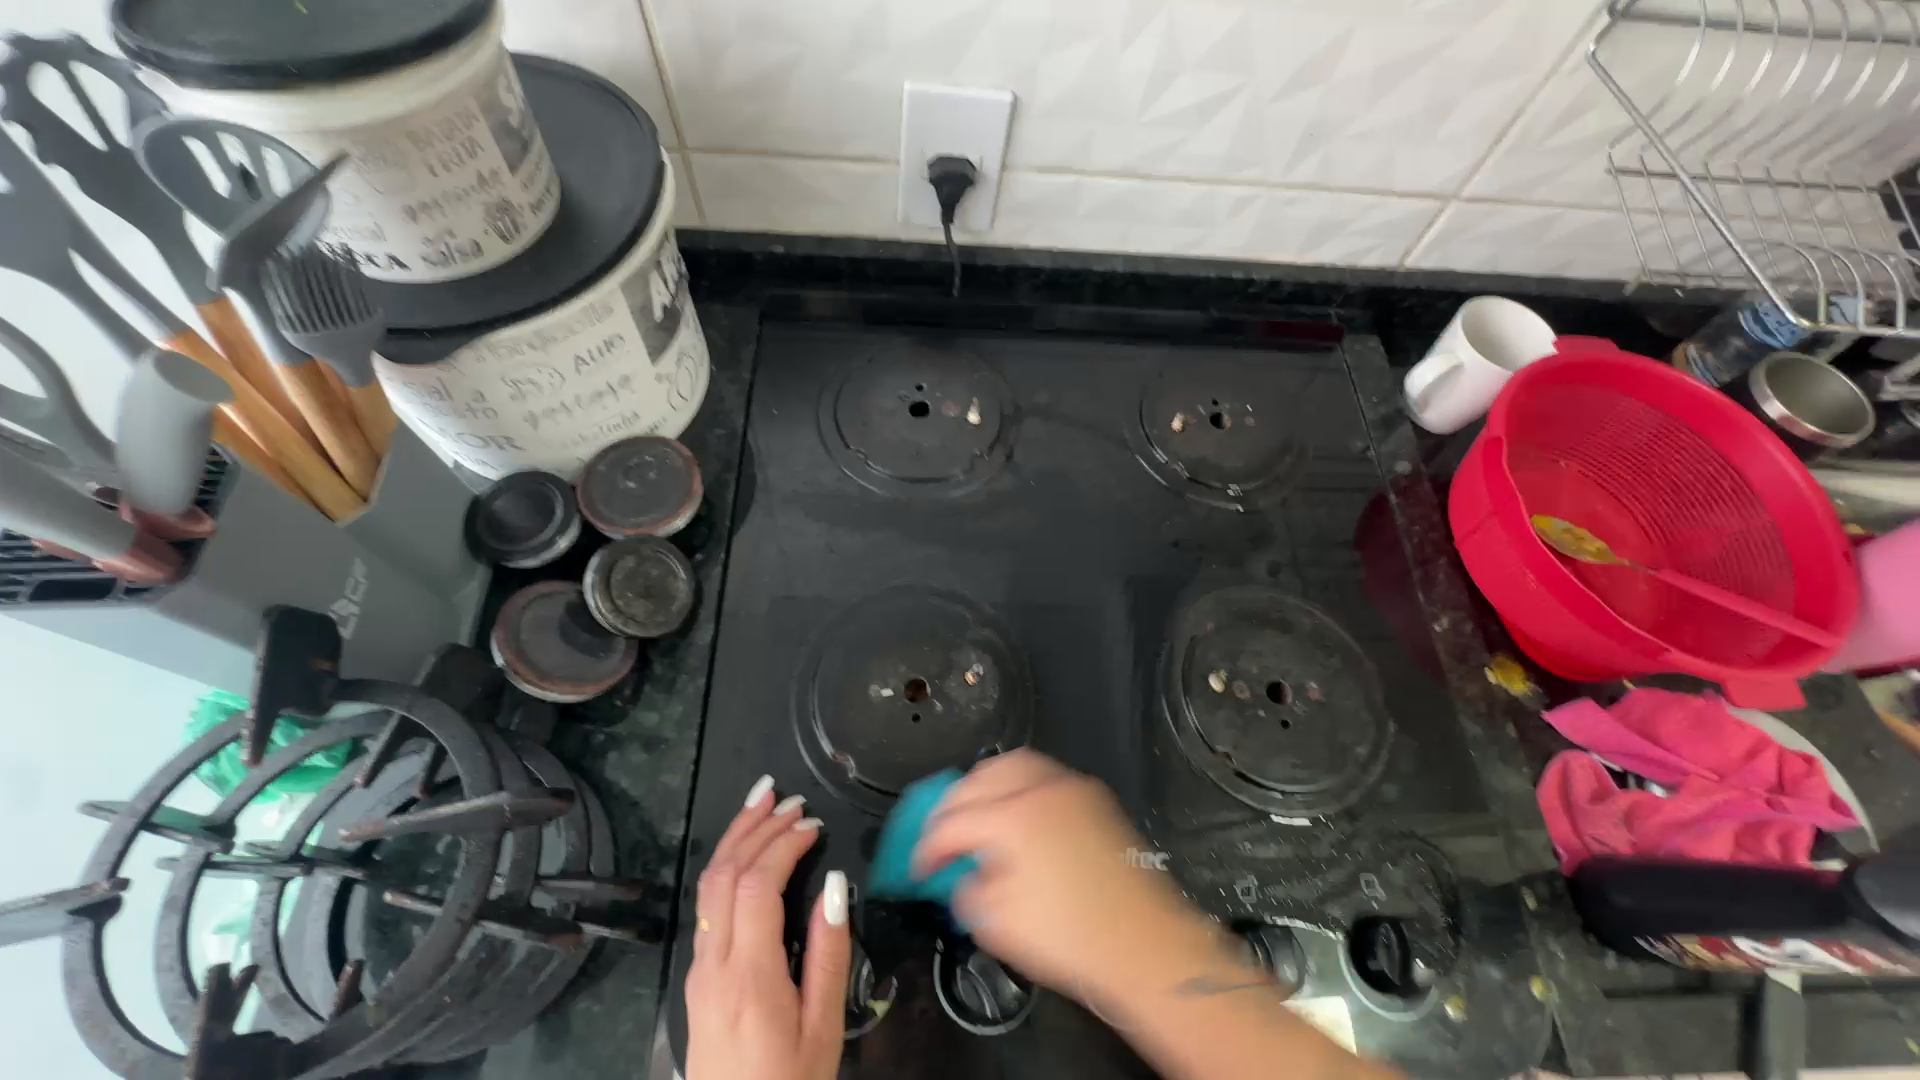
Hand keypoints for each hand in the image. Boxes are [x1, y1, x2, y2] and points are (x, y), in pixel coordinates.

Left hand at [684, 776, 849, 1079]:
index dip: (784, 844)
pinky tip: (745, 850)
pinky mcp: (698, 974)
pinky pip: (708, 903)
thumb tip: (836, 887)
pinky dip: (727, 863)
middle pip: (726, 873)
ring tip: (761, 802)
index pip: (759, 885)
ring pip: (709, 884)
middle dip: (756, 826)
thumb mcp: (822, 1026)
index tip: (813, 824)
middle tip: (786, 796)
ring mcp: (700, 967)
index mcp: (750, 974)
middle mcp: (715, 962)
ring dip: (736, 837)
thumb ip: (829, 954)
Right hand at [912, 750, 1218, 1002]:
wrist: (1145, 946)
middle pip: (976, 780)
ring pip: (1010, 766)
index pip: (950, 822)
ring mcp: (1071, 787)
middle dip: (950, 808)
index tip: (918, 870)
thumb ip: (965, 889)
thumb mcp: (996, 924)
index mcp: (1013, 816)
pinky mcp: (1092, 797)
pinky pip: (1041, 775)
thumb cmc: (1071, 940)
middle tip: (940, 839)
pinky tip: (1011, 816)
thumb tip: (961, 874)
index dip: (925, 849)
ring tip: (971, 818)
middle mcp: (1041, 787)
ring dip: (982, 788)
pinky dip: (1015, 787)